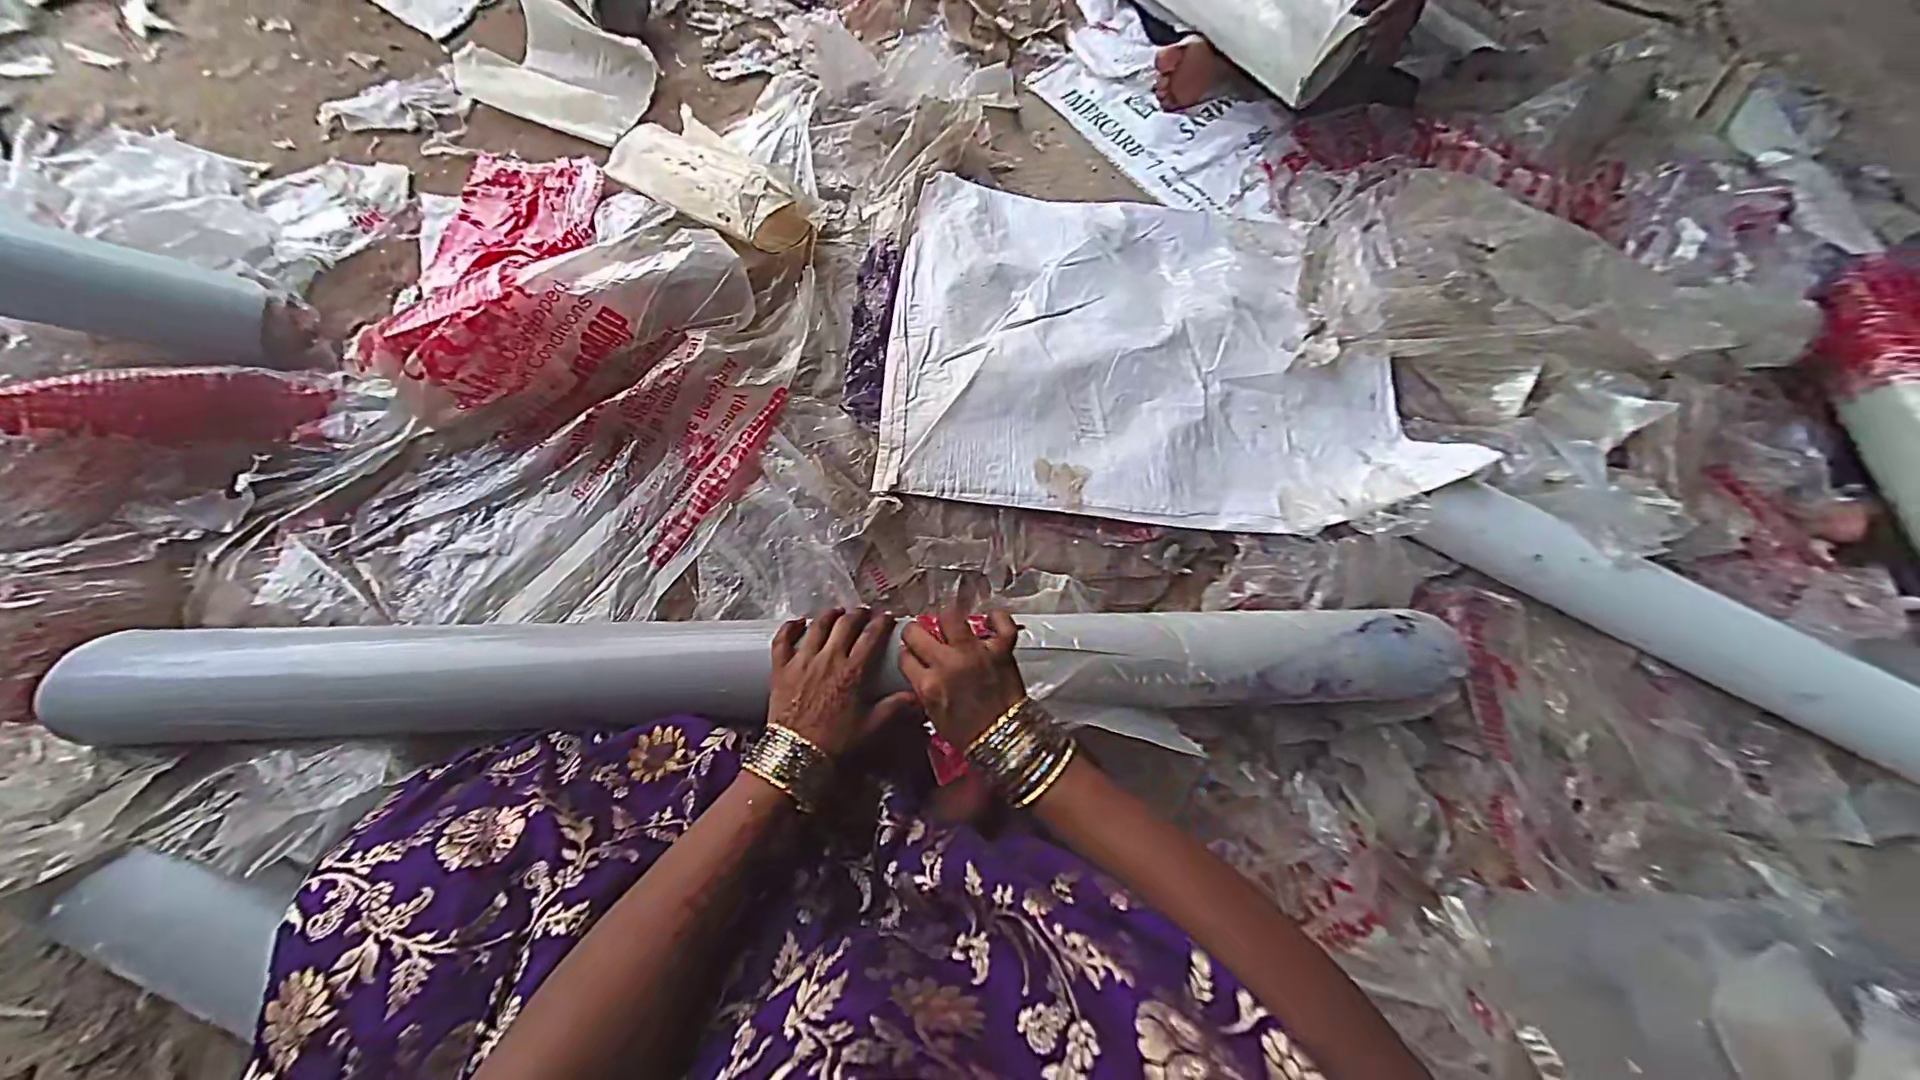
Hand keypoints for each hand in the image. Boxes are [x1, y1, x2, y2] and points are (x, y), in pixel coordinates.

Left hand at [769, 609, 914, 757]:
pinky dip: (790, 627)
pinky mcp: (781, 667)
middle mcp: (828, 659)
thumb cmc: (836, 741)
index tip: (888, 617)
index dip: (882, 623)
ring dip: (830, 615)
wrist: (796, 753)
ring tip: (838, 611)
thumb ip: (895, 708)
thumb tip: (918, 697)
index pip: (871, 636)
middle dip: (858, 614)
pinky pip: (783, 639)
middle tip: (864, 612)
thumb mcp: (871, 727)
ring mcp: (802, 660)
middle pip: (845, 625)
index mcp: (853, 671)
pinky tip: (798, 621)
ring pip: (817, 626)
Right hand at [897, 609, 1027, 747]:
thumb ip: (924, 688)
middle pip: (917, 632)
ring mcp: (975, 652)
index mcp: (928, 684)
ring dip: (948, 621)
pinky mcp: (1000, 650)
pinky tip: (989, 620)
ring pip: (951, 617)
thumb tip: (920, 668)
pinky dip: (997, 618)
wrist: (1004, 738)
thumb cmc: (969, 733)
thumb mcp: (933, 714)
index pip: (905, 656)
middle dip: (915, 632)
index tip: (911, 653)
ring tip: (951, 627)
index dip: (907, 654)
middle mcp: (947, 663)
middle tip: (923, 636)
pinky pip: (1001, 623)